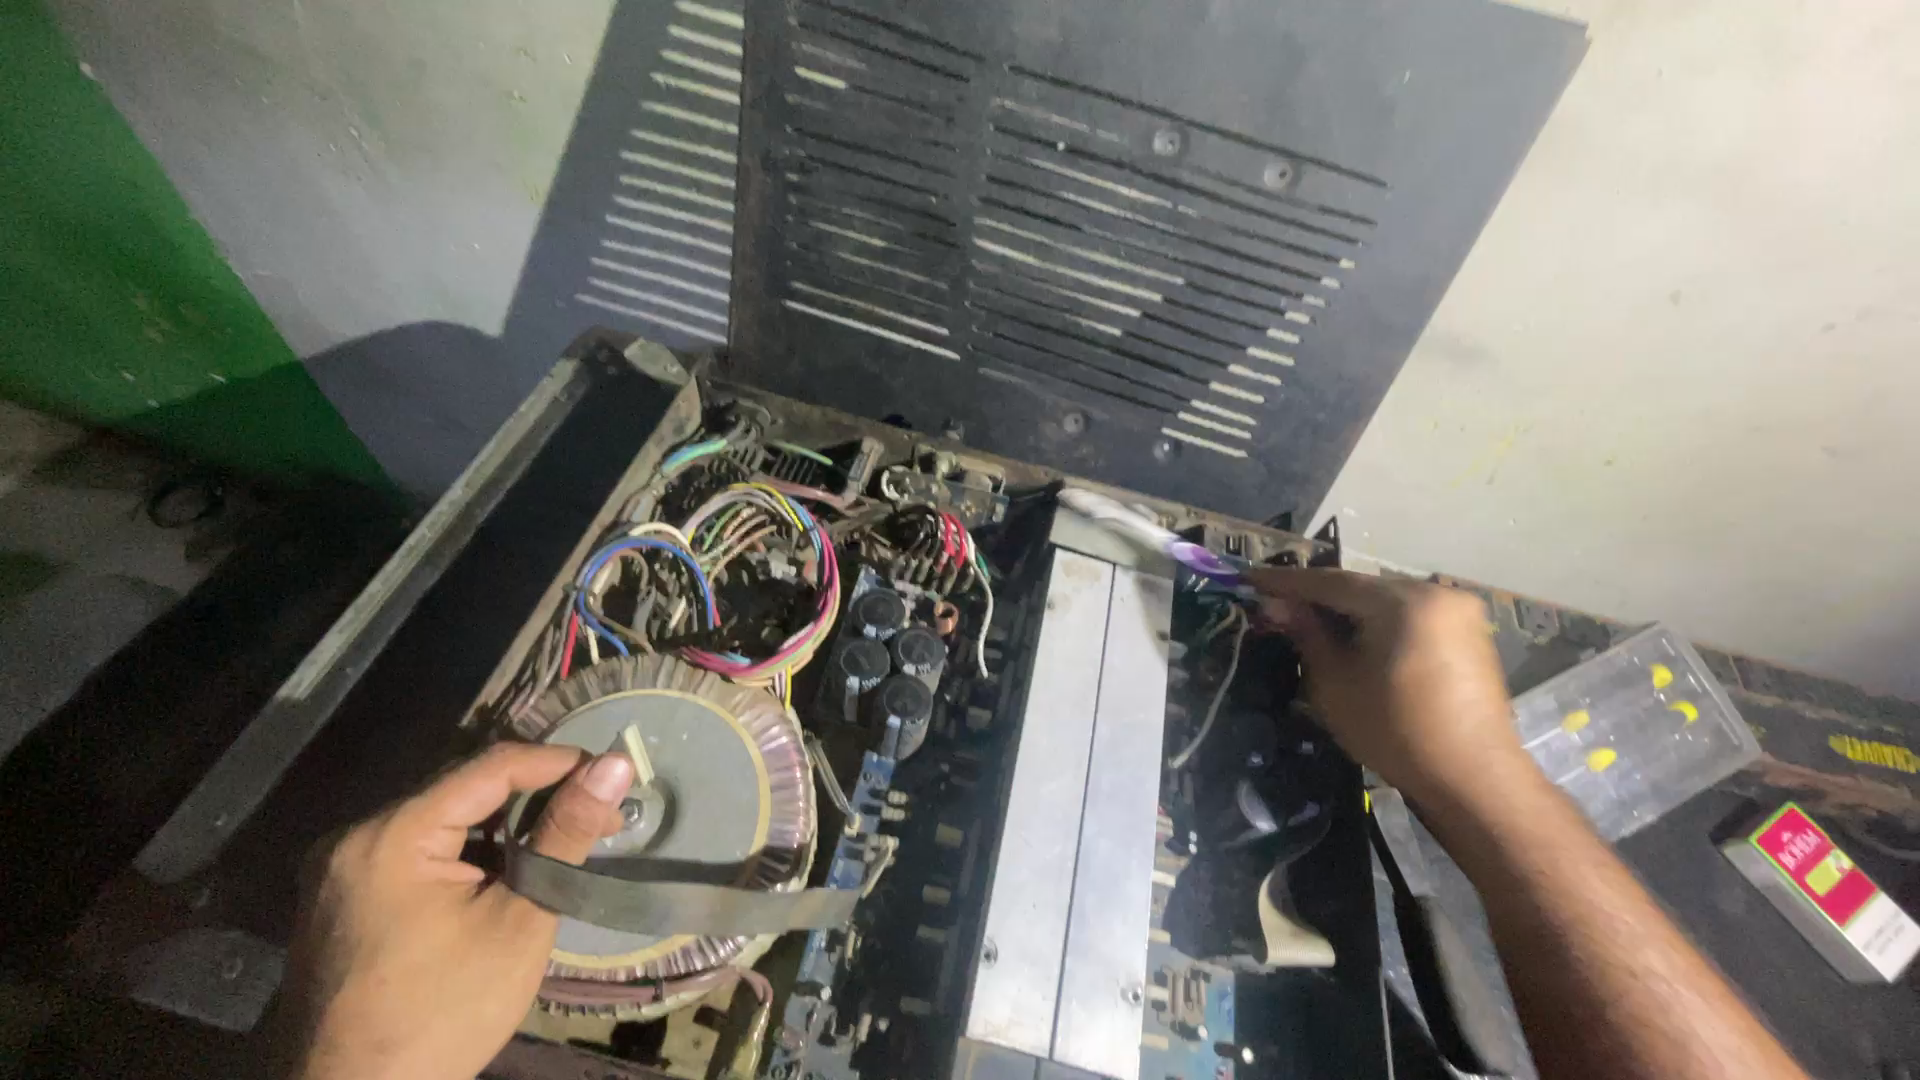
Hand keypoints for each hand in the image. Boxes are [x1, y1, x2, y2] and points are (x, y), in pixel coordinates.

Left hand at [278, 743, 634, 1079]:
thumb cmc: (444, 1014)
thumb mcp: (520, 918)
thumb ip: (564, 832)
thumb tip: (614, 765)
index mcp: (392, 835)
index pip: (492, 767)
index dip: (560, 763)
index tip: (614, 778)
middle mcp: (356, 837)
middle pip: (466, 786)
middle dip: (540, 793)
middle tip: (600, 816)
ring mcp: (342, 868)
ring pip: (447, 815)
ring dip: (510, 821)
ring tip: (567, 840)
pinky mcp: (345, 897)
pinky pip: (423, 846)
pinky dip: (475, 847)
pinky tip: (514, 868)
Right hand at [1246, 569, 1529, 808]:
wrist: (1473, 779)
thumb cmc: (1394, 730)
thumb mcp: (1334, 682)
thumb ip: (1305, 633)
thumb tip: (1275, 604)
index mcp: (1402, 600)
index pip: (1330, 581)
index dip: (1285, 582)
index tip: (1249, 579)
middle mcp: (1435, 593)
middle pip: (1360, 587)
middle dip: (1317, 596)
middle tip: (1276, 604)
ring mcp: (1458, 612)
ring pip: (1384, 600)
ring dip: (1346, 609)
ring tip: (1308, 622)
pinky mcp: (1468, 634)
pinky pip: (1408, 615)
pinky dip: (1377, 621)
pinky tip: (1353, 639)